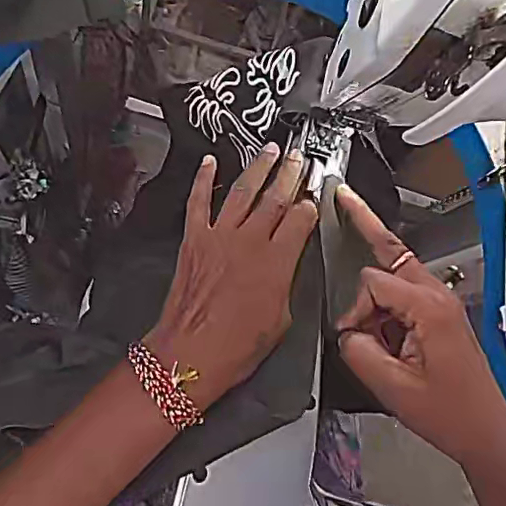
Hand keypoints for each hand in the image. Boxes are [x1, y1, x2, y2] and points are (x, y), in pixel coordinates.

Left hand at [148, 143, 317, 407]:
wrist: (190, 354)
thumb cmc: (237, 345)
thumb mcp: (281, 318)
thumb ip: (286, 283)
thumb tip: (286, 266)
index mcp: (277, 261)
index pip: (302, 218)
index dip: (311, 204)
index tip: (314, 196)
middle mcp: (250, 241)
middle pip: (276, 197)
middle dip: (291, 173)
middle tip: (299, 157)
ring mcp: (219, 236)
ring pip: (243, 190)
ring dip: (259, 167)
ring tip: (271, 150)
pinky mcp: (194, 239)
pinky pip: (199, 201)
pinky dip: (204, 179)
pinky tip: (210, 162)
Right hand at [333, 184, 505, 472]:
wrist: (485, 431)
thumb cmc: (452, 413)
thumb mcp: (392, 386)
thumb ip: (358, 349)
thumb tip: (346, 331)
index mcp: (429, 307)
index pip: (374, 282)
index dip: (354, 309)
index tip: (351, 336)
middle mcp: (438, 296)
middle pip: (391, 251)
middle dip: (365, 235)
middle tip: (344, 197)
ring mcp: (441, 304)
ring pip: (395, 274)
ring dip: (375, 300)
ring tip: (375, 340)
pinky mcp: (440, 316)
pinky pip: (404, 297)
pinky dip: (386, 312)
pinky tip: (385, 342)